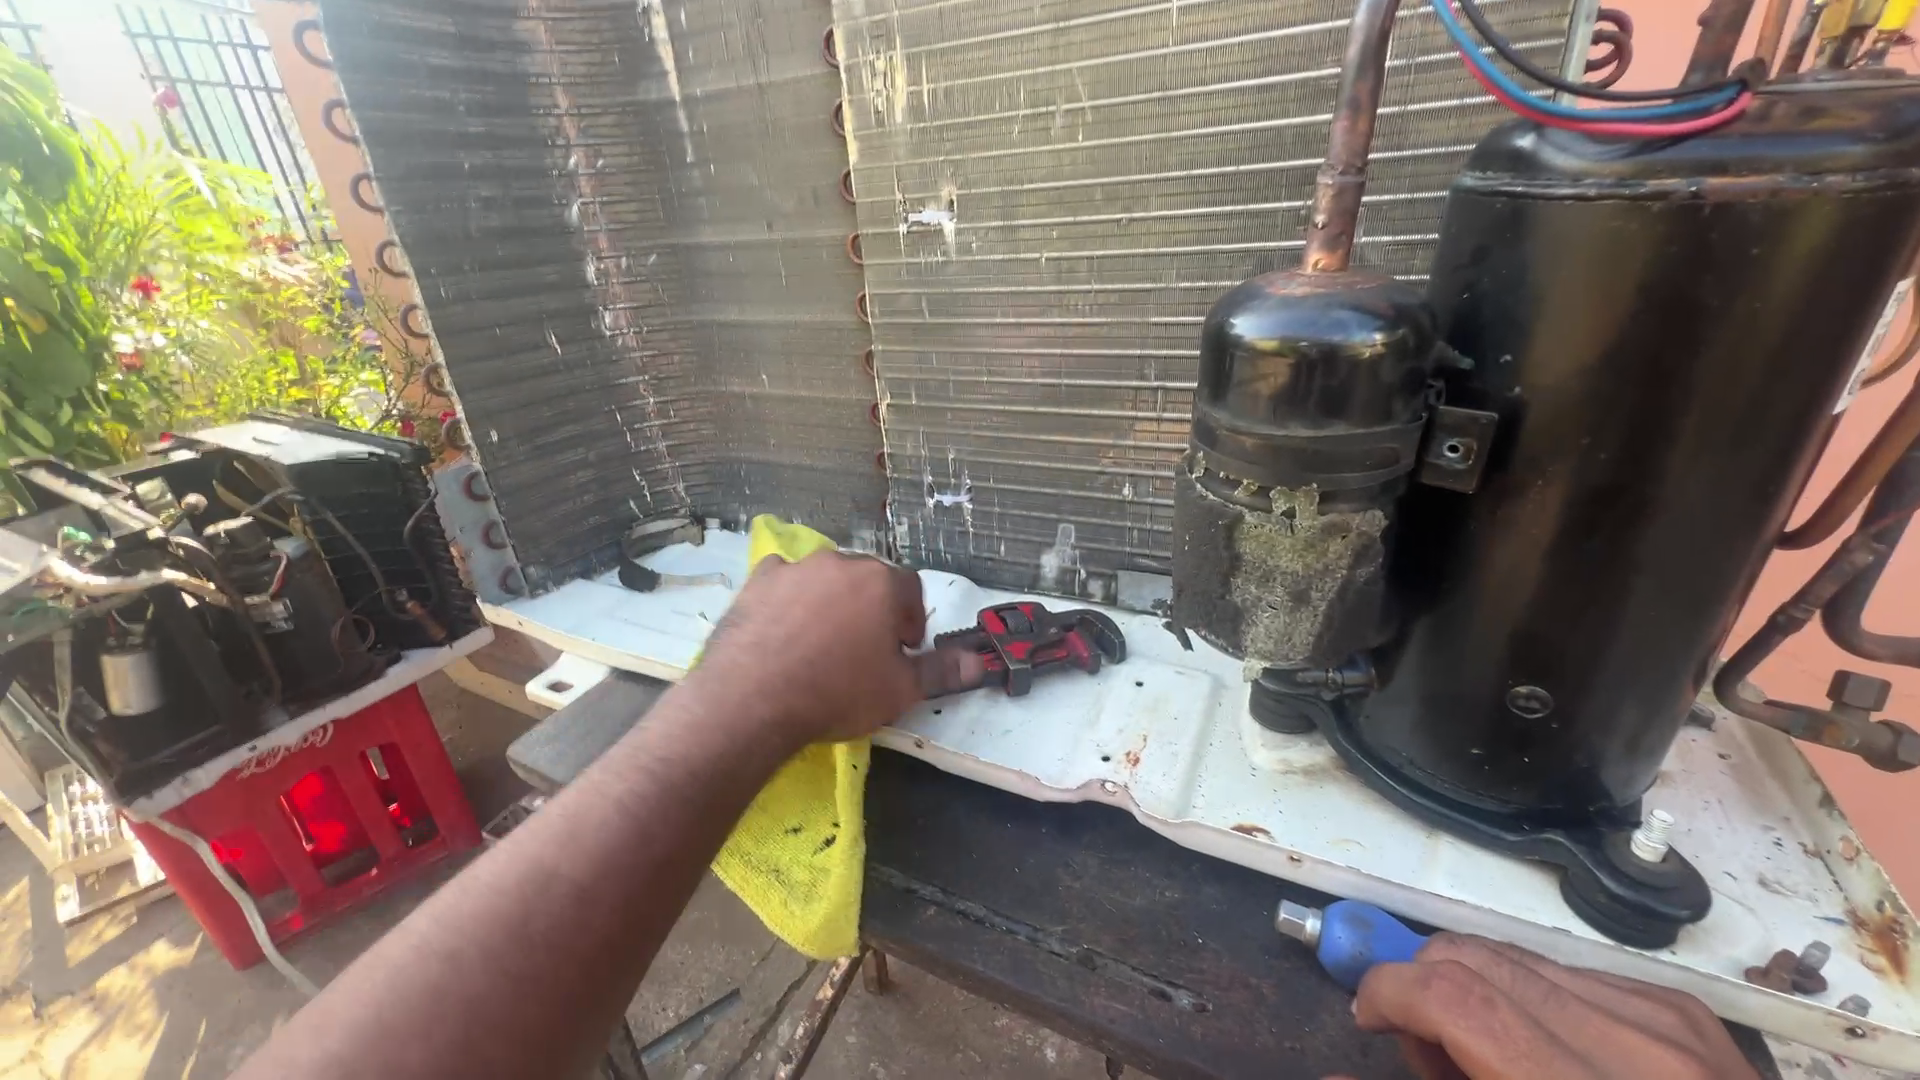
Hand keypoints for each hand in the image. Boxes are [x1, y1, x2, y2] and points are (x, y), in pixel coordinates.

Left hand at [687, 551, 982, 745]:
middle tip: (861, 652)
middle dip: (872, 610)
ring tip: (819, 646)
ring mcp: (796, 567)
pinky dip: (789, 599)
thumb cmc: (837, 693)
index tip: (899, 652)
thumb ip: (942, 671)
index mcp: (882, 583)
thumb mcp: (900, 690)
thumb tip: (980, 662)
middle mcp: (841, 562)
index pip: (911, 590)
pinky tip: (782, 632)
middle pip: (868, 581)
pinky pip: (784, 582)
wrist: (753, 699)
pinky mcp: (758, 580)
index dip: (910, 622)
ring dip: (831, 603)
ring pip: (826, 579)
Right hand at [1347, 934, 1759, 1079]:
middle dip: (1421, 988)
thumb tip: (1326, 1078)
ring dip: (1470, 988)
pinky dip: (1525, 996)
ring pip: (1509, 954)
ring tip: (1489, 1054)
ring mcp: (1669, 1025)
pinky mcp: (1685, 1012)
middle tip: (1429, 1052)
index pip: (1455, 996)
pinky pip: (1561, 968)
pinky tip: (1545, 1052)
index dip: (1388, 992)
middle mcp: (1635, 1053)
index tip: (1369, 1019)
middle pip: (1471, 958)